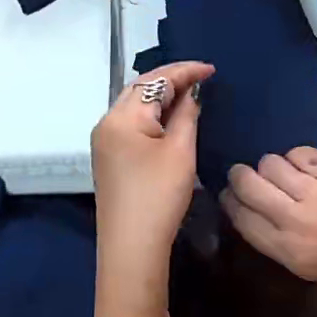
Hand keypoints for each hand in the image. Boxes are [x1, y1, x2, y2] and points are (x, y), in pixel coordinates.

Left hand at [91, 62, 215, 283]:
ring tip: (190, 94)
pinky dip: (152, 116)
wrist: (132, 247)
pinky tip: (171, 120)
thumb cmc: (159, 196)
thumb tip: (191, 93)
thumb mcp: (180, 151)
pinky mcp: (109, 158)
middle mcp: (106, 123)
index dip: (184, 71)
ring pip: (134, 107)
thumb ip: (186, 115)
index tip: (212, 70)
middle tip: (201, 79)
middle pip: (139, 89)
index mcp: (121, 117)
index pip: (154, 81)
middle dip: (170, 80)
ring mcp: (104, 142)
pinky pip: (131, 125)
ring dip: (160, 98)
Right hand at [220, 147, 316, 298]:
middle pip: (247, 183)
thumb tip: (253, 212)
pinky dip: (295, 157)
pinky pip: (300, 153)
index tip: (229, 195)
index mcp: (287, 250)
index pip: (240, 215)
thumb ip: (277, 241)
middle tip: (245, 177)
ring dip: (269, 166)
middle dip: (239, 177)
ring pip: (271, 163)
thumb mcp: (308, 269)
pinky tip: (303, 167)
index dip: (229, 200)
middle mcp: (295, 219)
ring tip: (280, 174)